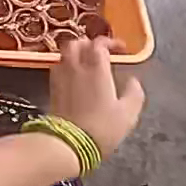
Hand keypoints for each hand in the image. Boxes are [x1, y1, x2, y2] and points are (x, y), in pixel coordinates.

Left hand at [48, 36, 144, 157]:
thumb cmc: (101, 128)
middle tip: (101, 54)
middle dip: (89, 44)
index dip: (110, 42)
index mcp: (96, 68)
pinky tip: (76, 77)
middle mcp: (75, 67)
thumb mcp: (128, 113)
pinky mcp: (51, 89)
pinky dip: (67, 65)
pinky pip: (58, 67)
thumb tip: (133, 81)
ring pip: (65, 54)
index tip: (121, 50)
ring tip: (88, 64)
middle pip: (77, 43)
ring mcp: (60, 77)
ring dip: (76, 53)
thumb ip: (134, 93)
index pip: (98, 43)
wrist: (67, 143)